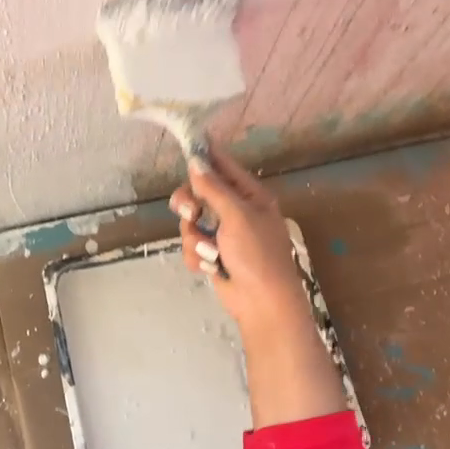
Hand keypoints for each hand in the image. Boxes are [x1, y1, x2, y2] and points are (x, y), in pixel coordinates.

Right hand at [171, 149, 311, 338]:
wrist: (261, 303)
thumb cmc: (257, 255)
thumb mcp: (237, 216)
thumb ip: (213, 188)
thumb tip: (196, 161)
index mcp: (250, 196)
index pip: (224, 167)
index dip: (206, 157)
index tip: (188, 145)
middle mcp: (236, 212)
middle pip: (199, 194)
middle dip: (191, 206)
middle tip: (189, 213)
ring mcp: (223, 235)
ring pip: (191, 223)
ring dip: (195, 239)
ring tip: (210, 253)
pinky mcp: (212, 255)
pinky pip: (191, 246)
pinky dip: (197, 257)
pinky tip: (209, 267)